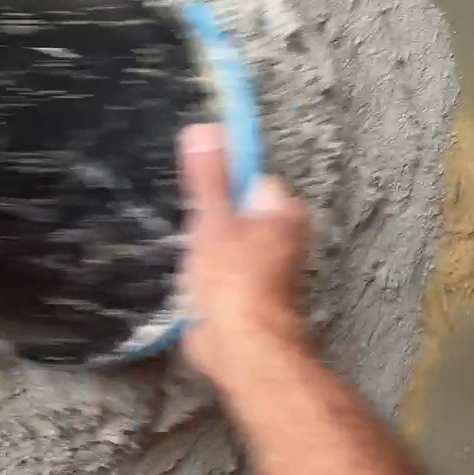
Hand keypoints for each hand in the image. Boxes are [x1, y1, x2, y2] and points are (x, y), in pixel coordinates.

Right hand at [177, 123, 312, 383]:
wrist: (240, 346)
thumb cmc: (234, 281)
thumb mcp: (213, 219)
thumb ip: (208, 176)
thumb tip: (204, 128)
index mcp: (281, 213)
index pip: (246, 181)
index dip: (217, 190)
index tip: (198, 206)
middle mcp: (279, 239)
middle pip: (230, 214)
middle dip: (205, 227)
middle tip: (194, 242)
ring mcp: (261, 269)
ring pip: (220, 246)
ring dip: (200, 255)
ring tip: (193, 268)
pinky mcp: (242, 295)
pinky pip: (214, 275)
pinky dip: (201, 279)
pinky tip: (192, 288)